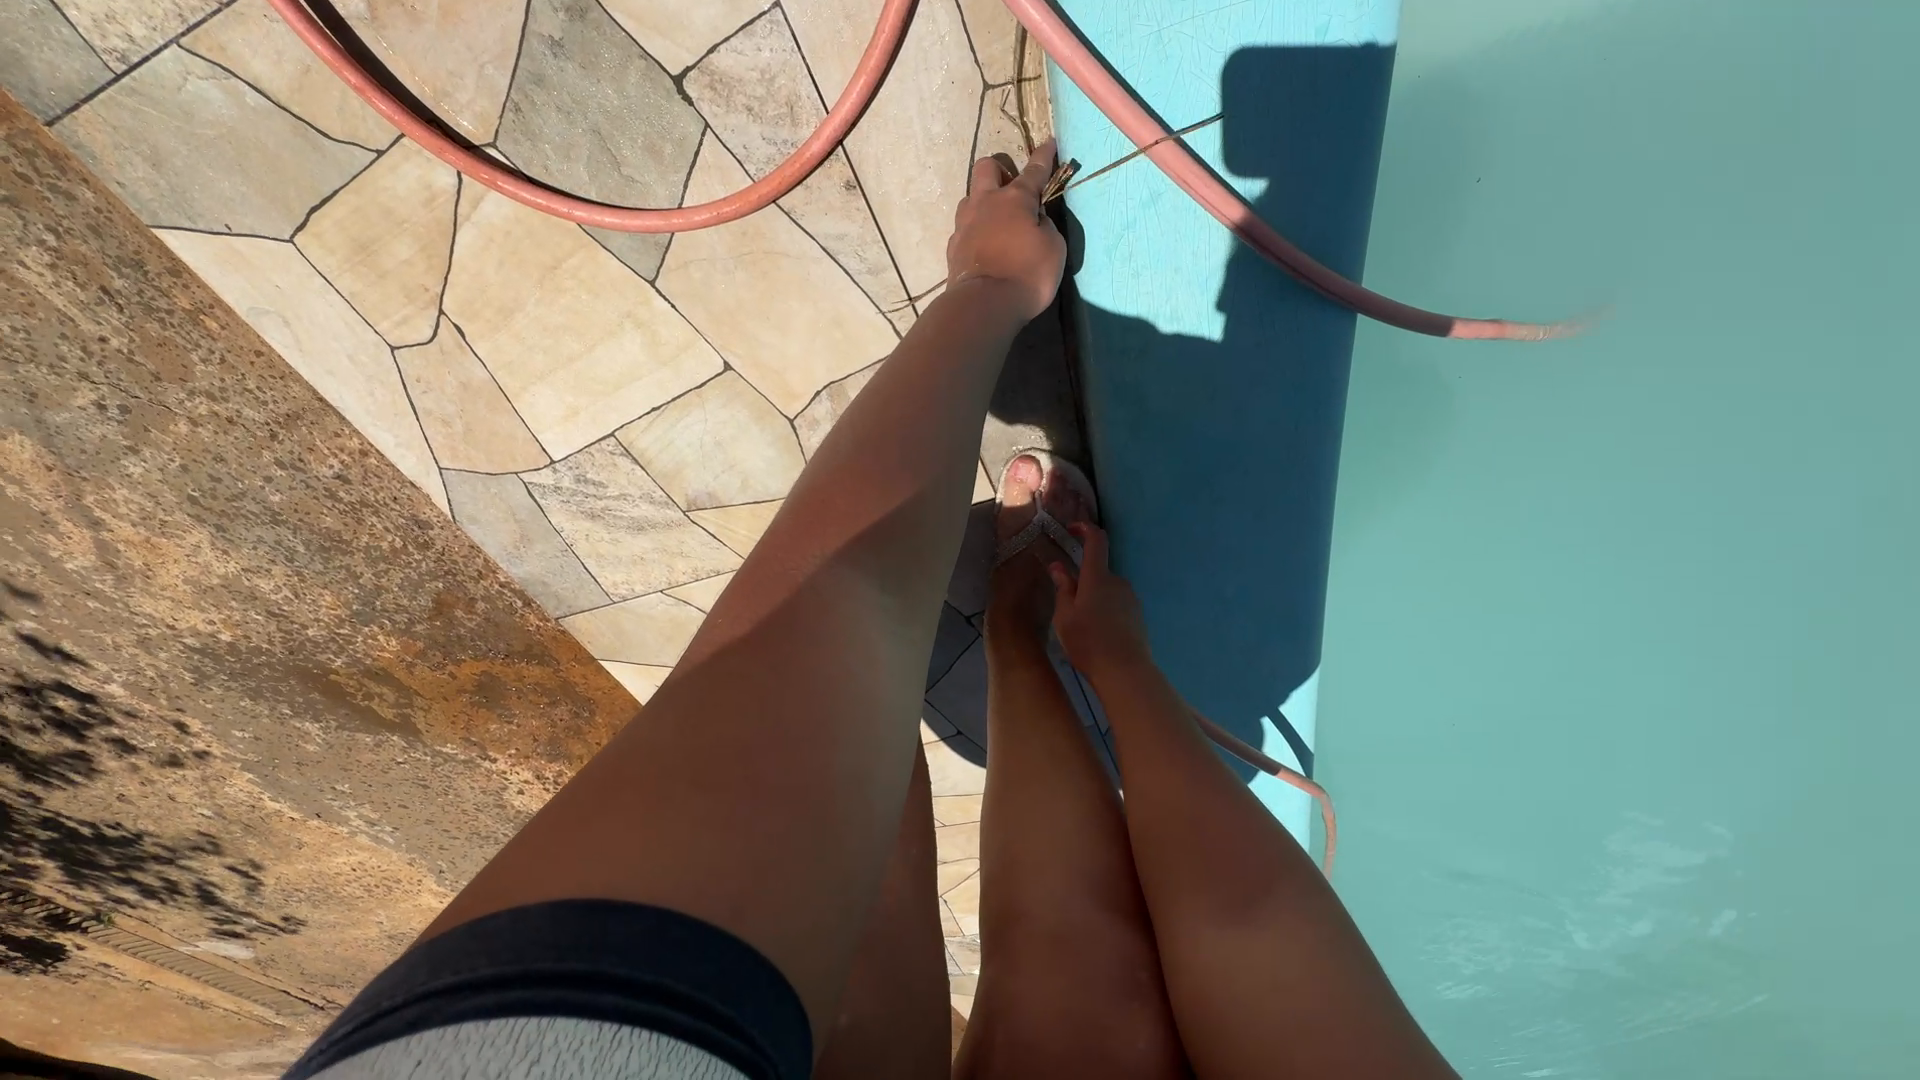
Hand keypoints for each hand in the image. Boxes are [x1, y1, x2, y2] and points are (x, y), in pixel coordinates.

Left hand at [944, 138, 1066, 320]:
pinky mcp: (953, 248)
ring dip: (982, 202)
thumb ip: (1045, 226)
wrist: (984, 305)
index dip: (1043, 156)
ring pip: (970, 198)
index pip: (1033, 170)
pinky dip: (975, 231)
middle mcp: (985, 204)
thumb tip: (1035, 219)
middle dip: (999, 170)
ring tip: (995, 221)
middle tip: (1011, 187)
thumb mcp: (1053, 248)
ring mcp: (964, 225)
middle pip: (986, 168)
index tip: (1049, 143)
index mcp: (1014, 199)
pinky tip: (983, 246)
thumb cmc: (1027, 274)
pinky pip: (963, 229)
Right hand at [1047, 522, 1151, 675]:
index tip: (1072, 529)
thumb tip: (1058, 566)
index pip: (1096, 540)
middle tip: (1066, 605)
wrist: (1125, 671)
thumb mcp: (1065, 616)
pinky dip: (1105, 611)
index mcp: (1098, 577)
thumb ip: (1063, 587)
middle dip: (1082, 581)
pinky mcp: (1137, 615)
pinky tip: (1097, 634)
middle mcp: (1118, 581)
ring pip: (1107, 590)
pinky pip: (1116, 604)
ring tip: (1080, 626)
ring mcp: (1131, 598)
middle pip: (1098, 570)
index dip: (1085, 529)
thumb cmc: (1088, 642)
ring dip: (1093, 598)